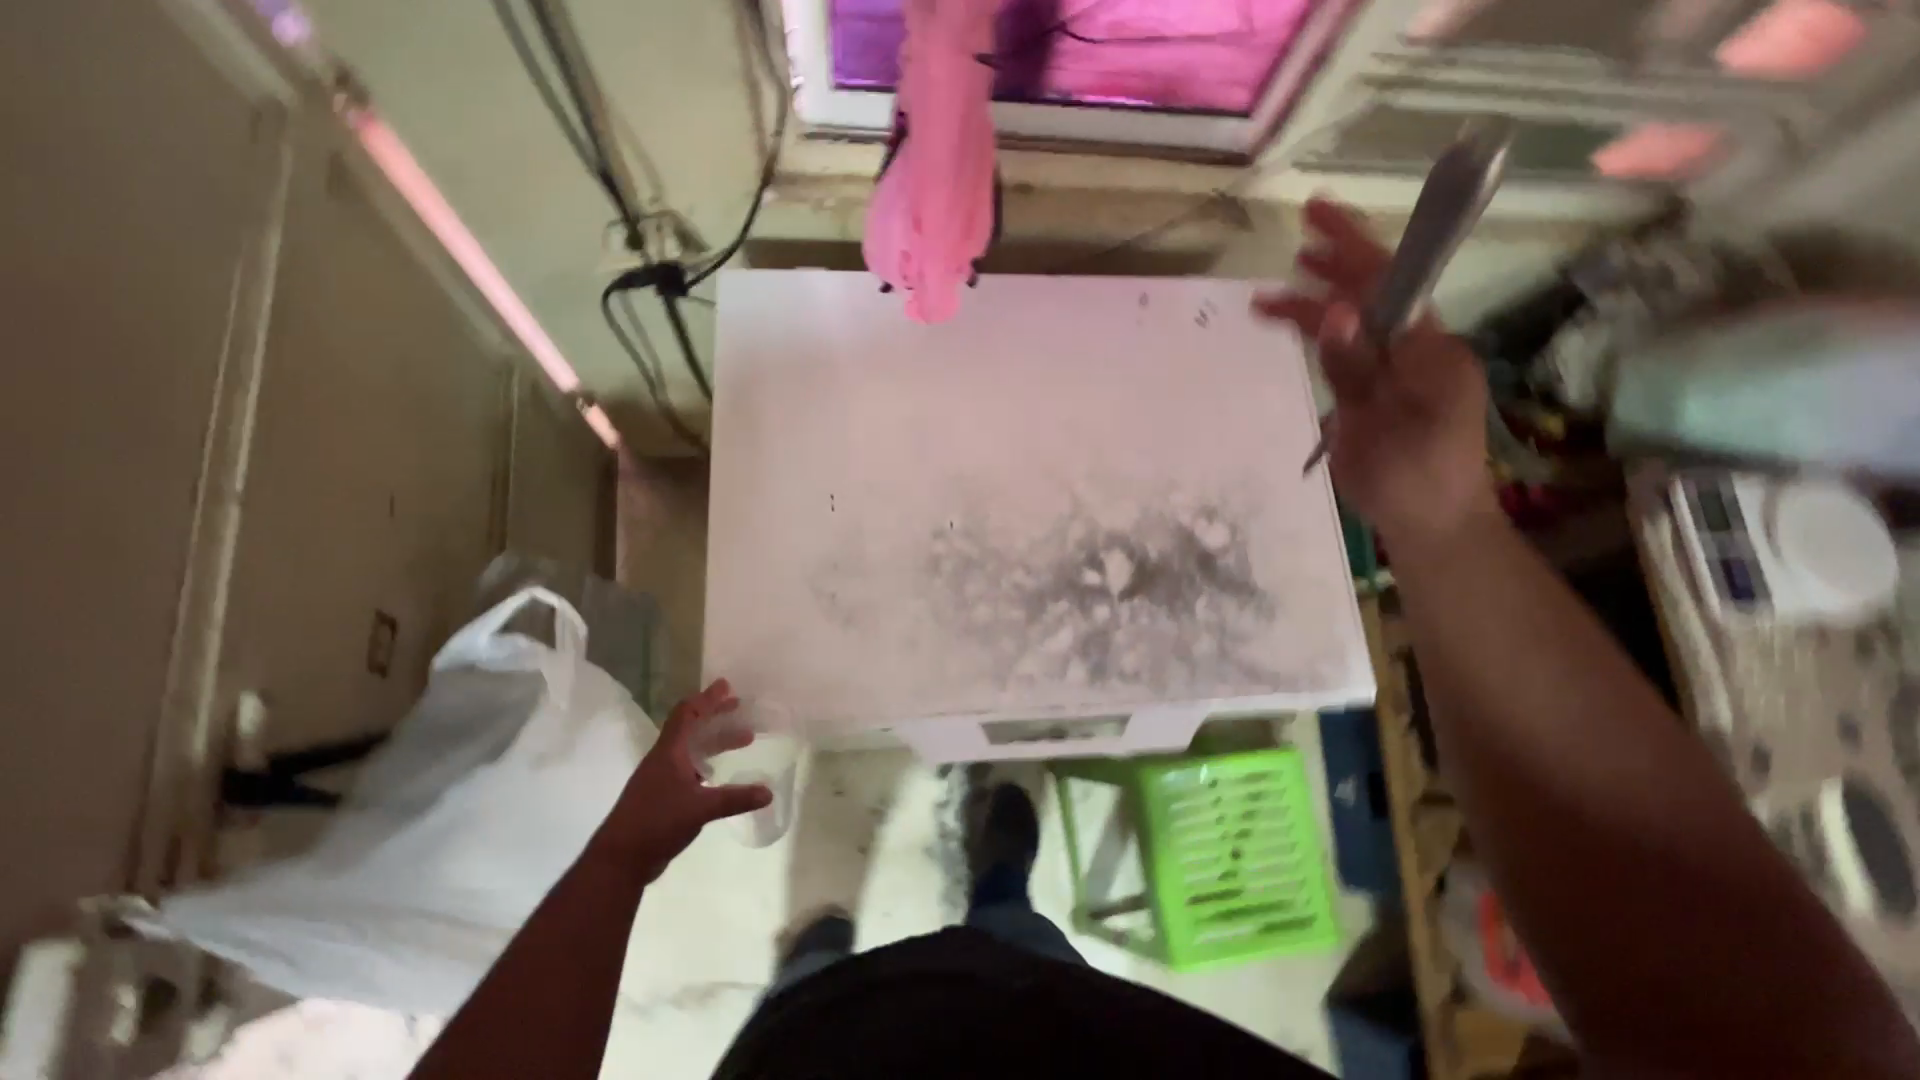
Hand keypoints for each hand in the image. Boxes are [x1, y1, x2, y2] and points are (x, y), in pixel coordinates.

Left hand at [593, 679, 772, 882]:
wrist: (621, 858)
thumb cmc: (657, 822)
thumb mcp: (701, 809)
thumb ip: (735, 799)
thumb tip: (768, 792)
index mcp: (669, 753)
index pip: (687, 715)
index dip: (707, 699)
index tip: (726, 686)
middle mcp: (664, 760)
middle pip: (691, 728)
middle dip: (715, 716)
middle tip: (739, 706)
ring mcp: (661, 779)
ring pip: (691, 750)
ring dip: (715, 741)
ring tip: (744, 739)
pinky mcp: (662, 798)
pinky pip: (689, 769)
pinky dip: (707, 763)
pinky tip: (720, 774)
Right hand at [1253, 196, 1497, 549]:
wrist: (1435, 527)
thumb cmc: (1410, 482)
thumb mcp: (1377, 428)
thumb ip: (1353, 370)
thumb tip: (1335, 310)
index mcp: (1429, 351)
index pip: (1391, 282)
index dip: (1353, 245)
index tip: (1316, 214)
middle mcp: (1421, 350)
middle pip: (1377, 294)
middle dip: (1337, 264)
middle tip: (1297, 238)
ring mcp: (1406, 371)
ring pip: (1361, 323)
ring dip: (1321, 305)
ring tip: (1276, 293)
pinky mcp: (1389, 392)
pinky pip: (1358, 351)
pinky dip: (1327, 337)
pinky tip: (1304, 331)